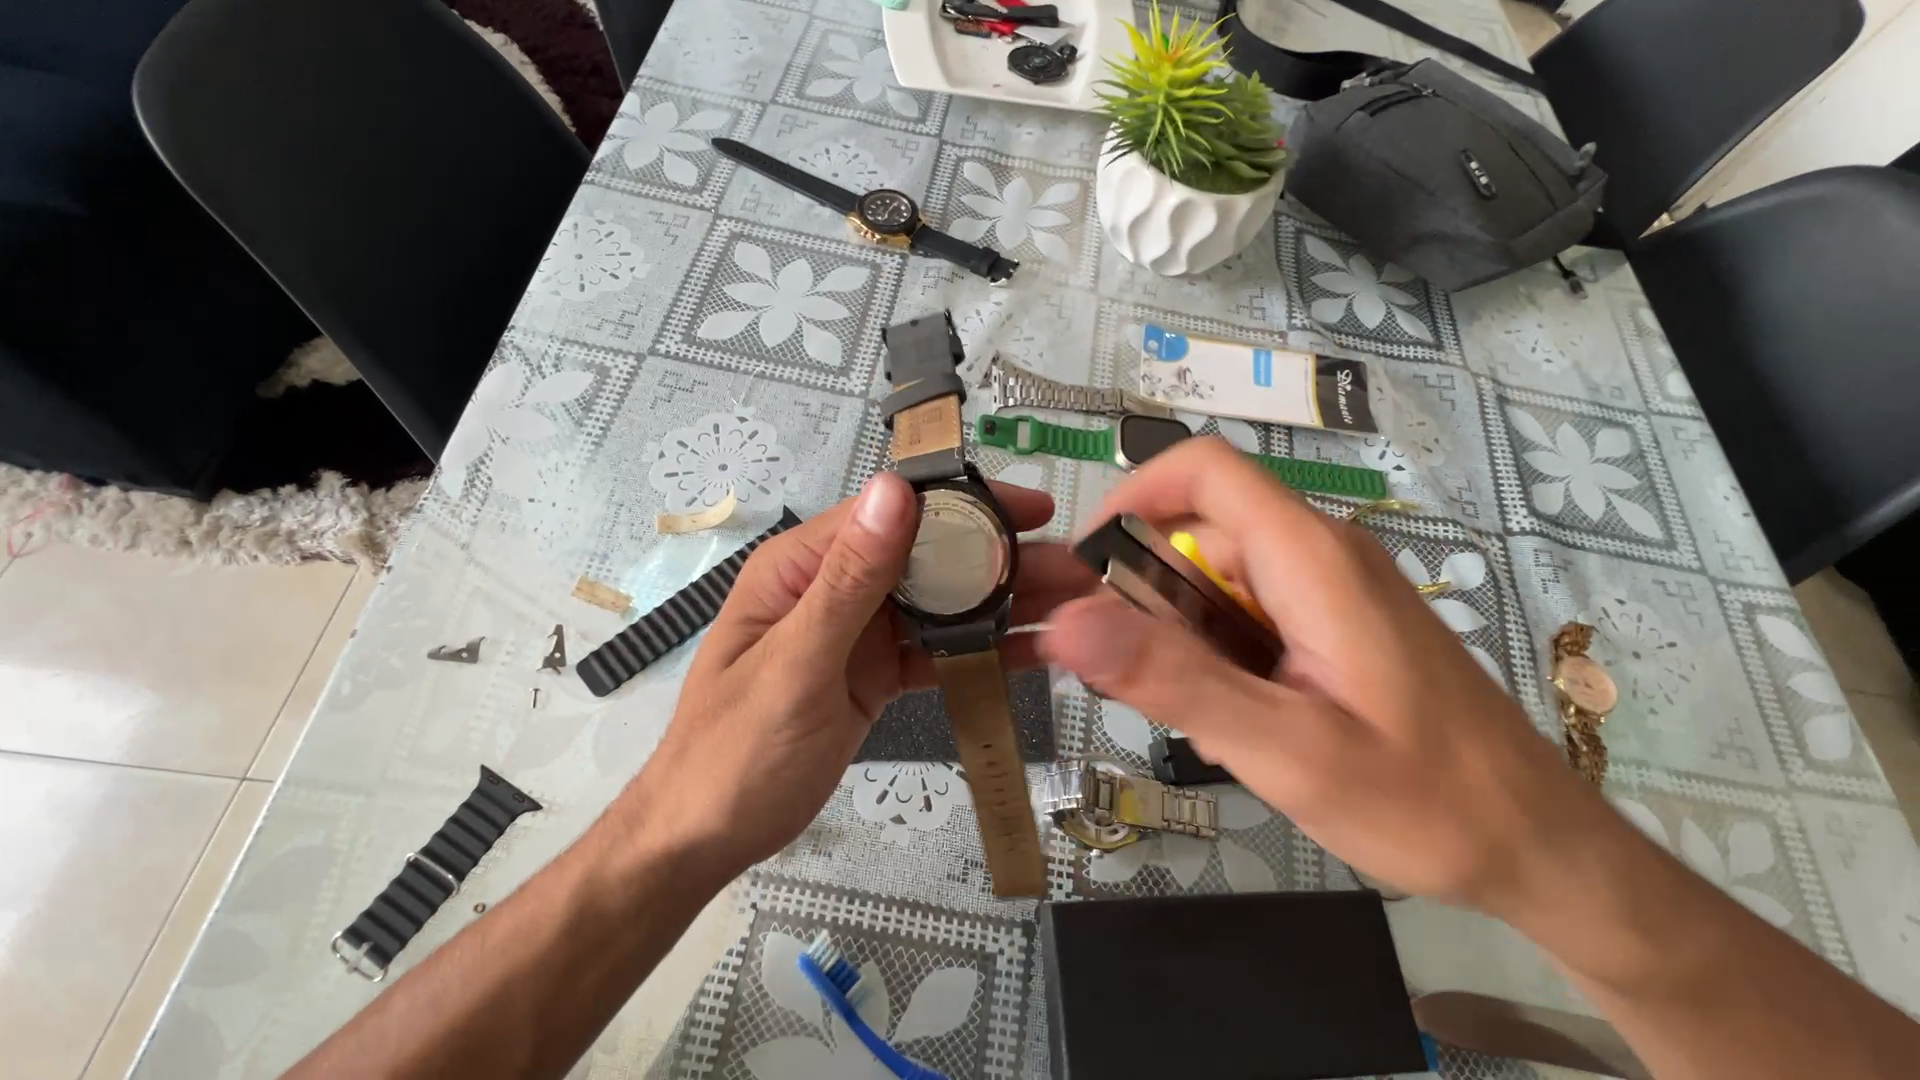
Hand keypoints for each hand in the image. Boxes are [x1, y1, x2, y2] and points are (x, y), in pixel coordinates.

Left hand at [626, 472, 1095, 879]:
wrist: (706, 837)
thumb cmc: (737, 751)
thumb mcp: (795, 664)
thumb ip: (848, 580)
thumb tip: (896, 489)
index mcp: (803, 568)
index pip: (894, 514)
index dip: (966, 505)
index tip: (1033, 511)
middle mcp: (835, 588)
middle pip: (928, 558)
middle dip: (1001, 560)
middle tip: (1076, 570)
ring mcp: (858, 633)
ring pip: (940, 605)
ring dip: (1003, 604)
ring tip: (1073, 607)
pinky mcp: (875, 674)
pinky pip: (935, 652)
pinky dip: (980, 652)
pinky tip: (1034, 653)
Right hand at [1040, 438, 1620, 916]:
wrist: (1537, 847)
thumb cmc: (1424, 800)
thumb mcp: (1286, 749)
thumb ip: (1174, 681)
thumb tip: (1064, 622)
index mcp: (1309, 558)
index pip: (1201, 470)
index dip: (1128, 501)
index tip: (1082, 576)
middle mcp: (1318, 554)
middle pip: (1197, 535)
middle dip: (1145, 601)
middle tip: (1136, 689)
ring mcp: (1330, 589)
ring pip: (1216, 582)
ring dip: (1183, 641)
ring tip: (1201, 722)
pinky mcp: (1335, 623)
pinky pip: (1248, 615)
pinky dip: (1219, 658)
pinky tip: (1239, 724)